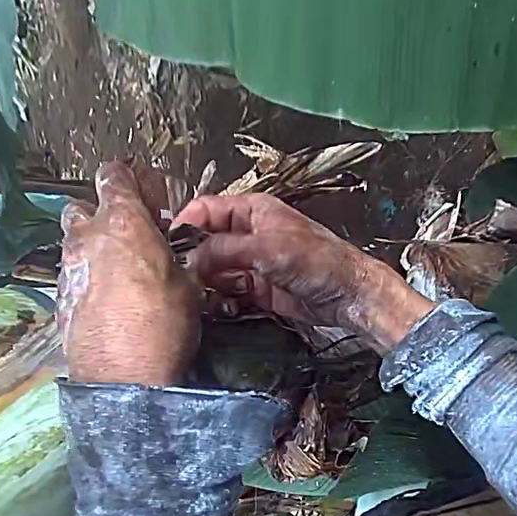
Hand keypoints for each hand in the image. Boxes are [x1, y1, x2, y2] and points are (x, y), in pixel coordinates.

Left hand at [58, 162, 201, 384]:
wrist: (124, 378)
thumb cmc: (161, 328)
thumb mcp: (189, 288)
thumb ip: (175, 260)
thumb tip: (173, 259)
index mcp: (123, 223)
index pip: (114, 175)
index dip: (129, 177)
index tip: (144, 190)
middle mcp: (87, 238)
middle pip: (84, 206)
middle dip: (104, 214)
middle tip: (131, 234)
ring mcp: (68, 268)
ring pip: (76, 241)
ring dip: (95, 247)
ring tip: (121, 271)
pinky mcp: (60, 298)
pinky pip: (74, 274)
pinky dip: (89, 278)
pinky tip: (110, 299)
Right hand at [173, 193, 434, 352]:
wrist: (347, 295)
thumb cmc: (317, 261)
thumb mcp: (267, 248)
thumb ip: (225, 249)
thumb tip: (190, 258)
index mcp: (251, 211)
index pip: (205, 210)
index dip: (185, 225)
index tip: (169, 246)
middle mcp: (248, 234)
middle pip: (206, 242)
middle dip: (194, 258)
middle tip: (182, 278)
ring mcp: (252, 263)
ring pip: (215, 270)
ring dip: (206, 282)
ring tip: (199, 294)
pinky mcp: (258, 290)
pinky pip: (229, 292)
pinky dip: (221, 299)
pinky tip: (219, 306)